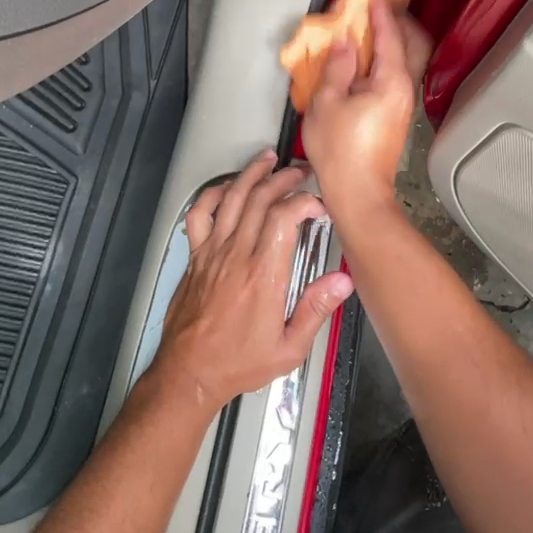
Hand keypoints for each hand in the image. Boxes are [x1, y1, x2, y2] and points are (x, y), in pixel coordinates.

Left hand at [152, 152, 354, 410]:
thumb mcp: (289, 349)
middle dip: (284, 178)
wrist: (189, 373)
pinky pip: (200, 214)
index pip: (284, 217)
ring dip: (252, 174)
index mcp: (263, 274)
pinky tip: (228, 185)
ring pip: (232, 198)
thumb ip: (316, 310)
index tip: (319, 205)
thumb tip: (343, 281)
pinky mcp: (196, 256)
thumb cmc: (239, 363)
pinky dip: (213, 193)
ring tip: (269, 159)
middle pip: (260, 198)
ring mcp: (213, 252)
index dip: (304, 201)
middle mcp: (237, 255)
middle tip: (301, 171)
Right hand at [301, 0, 430, 226]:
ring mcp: (403, 104)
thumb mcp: (328, 103)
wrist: (358, 193)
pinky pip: (396, 76)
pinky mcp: (395, 116)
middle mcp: (405, 90)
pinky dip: (385, 61)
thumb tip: (344, 43)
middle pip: (413, 46)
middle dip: (398, 24)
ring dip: (392, 42)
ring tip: (370, 31)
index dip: (381, 15)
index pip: (391, 37)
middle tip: (380, 9)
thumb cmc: (340, 151)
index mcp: (391, 82)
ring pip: (406, 62)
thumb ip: (337, 67)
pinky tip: (364, 63)